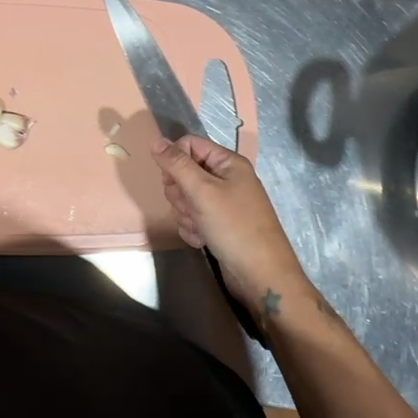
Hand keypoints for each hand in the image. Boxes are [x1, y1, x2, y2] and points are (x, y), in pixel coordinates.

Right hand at [153, 135, 306, 302]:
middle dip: (180, 193)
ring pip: (186, 197)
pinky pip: (194, 217)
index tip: (171, 182)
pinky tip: (202, 240)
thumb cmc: (234, 227)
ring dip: (186, 213)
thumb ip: (176, 164)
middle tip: (190, 207)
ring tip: (199, 227)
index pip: (189, 145)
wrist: (262, 277)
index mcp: (228, 163)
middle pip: (185, 172)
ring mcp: (224, 203)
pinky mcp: (219, 225)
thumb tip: (155, 140)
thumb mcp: (202, 191)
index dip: (175, 160)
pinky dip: (193, 228)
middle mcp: (227, 179)